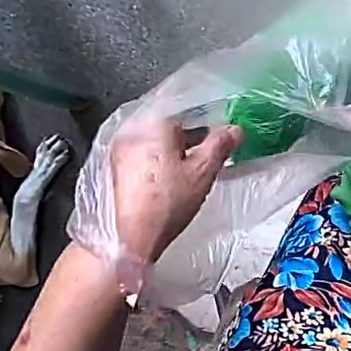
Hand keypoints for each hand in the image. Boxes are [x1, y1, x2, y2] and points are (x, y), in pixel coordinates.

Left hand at [110, 120, 242, 263]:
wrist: (131, 237)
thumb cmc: (165, 204)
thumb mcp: (202, 172)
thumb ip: (220, 146)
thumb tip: (234, 130)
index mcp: (153, 125)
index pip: (185, 114)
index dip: (205, 127)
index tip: (218, 140)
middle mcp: (132, 133)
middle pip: (168, 129)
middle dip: (189, 141)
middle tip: (207, 159)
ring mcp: (120, 153)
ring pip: (154, 145)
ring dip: (173, 154)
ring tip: (189, 175)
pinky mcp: (115, 172)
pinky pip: (142, 160)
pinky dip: (157, 166)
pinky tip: (169, 184)